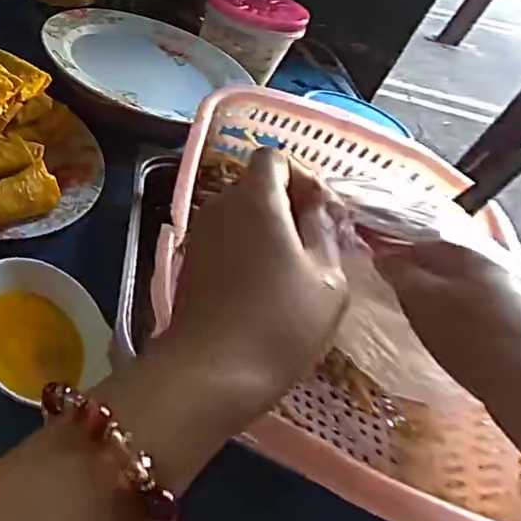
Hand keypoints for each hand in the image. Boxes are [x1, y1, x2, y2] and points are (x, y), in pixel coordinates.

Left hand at [156, 149, 348, 417]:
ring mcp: (201, 228)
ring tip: (299, 265)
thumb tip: (317, 204)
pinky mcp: (193, 254)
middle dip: (289, 201)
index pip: (272, 157)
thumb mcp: (326, 278)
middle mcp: (219, 203)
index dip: (302, 175)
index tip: (324, 211)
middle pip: (256, 182)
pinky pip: (226, 232)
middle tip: (320, 241)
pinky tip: (269, 279)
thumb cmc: (282, 321)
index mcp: (253, 199)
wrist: (215, 364)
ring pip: (241, 209)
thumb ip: (323, 229)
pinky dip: (249, 241)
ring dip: (270, 224)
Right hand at [371, 240, 520, 469]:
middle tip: (374, 279)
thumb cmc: (476, 339)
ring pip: (455, 285)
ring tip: (403, 307)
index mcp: (465, 250)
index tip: (352, 244)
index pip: (410, 231)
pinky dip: (451, 315)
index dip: (379, 236)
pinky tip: (440, 332)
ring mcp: (513, 299)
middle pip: (436, 258)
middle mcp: (493, 267)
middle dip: (406, 265)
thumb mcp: (419, 297)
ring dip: (430, 292)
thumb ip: (394, 268)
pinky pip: (472, 311)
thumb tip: (380, 252)